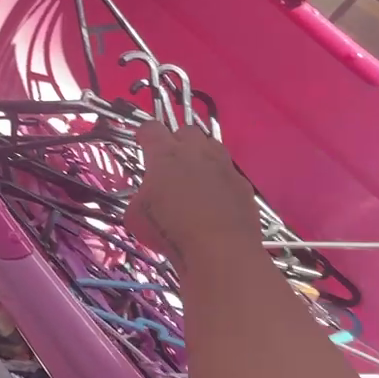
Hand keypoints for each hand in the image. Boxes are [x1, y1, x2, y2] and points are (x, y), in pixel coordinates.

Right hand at [127, 121, 260, 268]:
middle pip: (187, 131)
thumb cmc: (168, 229)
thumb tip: (149, 196)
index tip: (142, 143)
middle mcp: (196, 153)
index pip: (151, 128)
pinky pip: (229, 173)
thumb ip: (141, 196)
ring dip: (201, 155)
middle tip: (169, 161)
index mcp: (164, 155)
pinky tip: (215, 200)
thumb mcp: (135, 215)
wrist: (218, 249)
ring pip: (213, 146)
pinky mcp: (243, 185)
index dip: (145, 134)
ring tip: (194, 176)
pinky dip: (220, 181)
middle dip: (177, 141)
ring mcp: (224, 167)